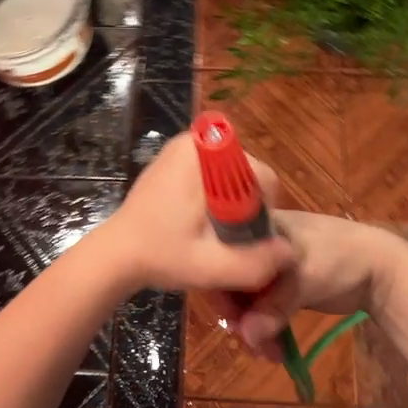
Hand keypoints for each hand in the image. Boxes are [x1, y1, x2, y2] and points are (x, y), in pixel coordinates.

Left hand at [94, 133, 294, 294]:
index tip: (243, 237)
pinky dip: (215, 197)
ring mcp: (182, 147)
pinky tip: (199, 223)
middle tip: (225, 239)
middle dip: (245, 207)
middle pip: (248, 172)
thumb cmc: (162, 255)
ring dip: (231, 203)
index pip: (261, 175)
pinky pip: (214, 173)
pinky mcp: (174, 158)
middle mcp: (195, 141)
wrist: (116, 253)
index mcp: (204, 155)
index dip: (262, 211)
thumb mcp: (211, 267)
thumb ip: (255, 263)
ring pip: (233, 174)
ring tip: (211, 233)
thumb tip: (291, 252)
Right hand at [211, 211, 407, 358]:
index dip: (222, 285)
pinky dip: (266, 329)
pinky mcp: (284, 288)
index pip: (225, 253)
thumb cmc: (339, 257)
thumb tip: (247, 336)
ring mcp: (271, 267)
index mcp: (257, 225)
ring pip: (248, 299)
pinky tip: (275, 350)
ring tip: (267, 354)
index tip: (230, 316)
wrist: (381, 269)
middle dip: (239, 315)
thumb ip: (273, 305)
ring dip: (253, 328)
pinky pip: (264, 309)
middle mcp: (258, 243)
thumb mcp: (303, 275)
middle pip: (234, 280)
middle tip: (250, 343)